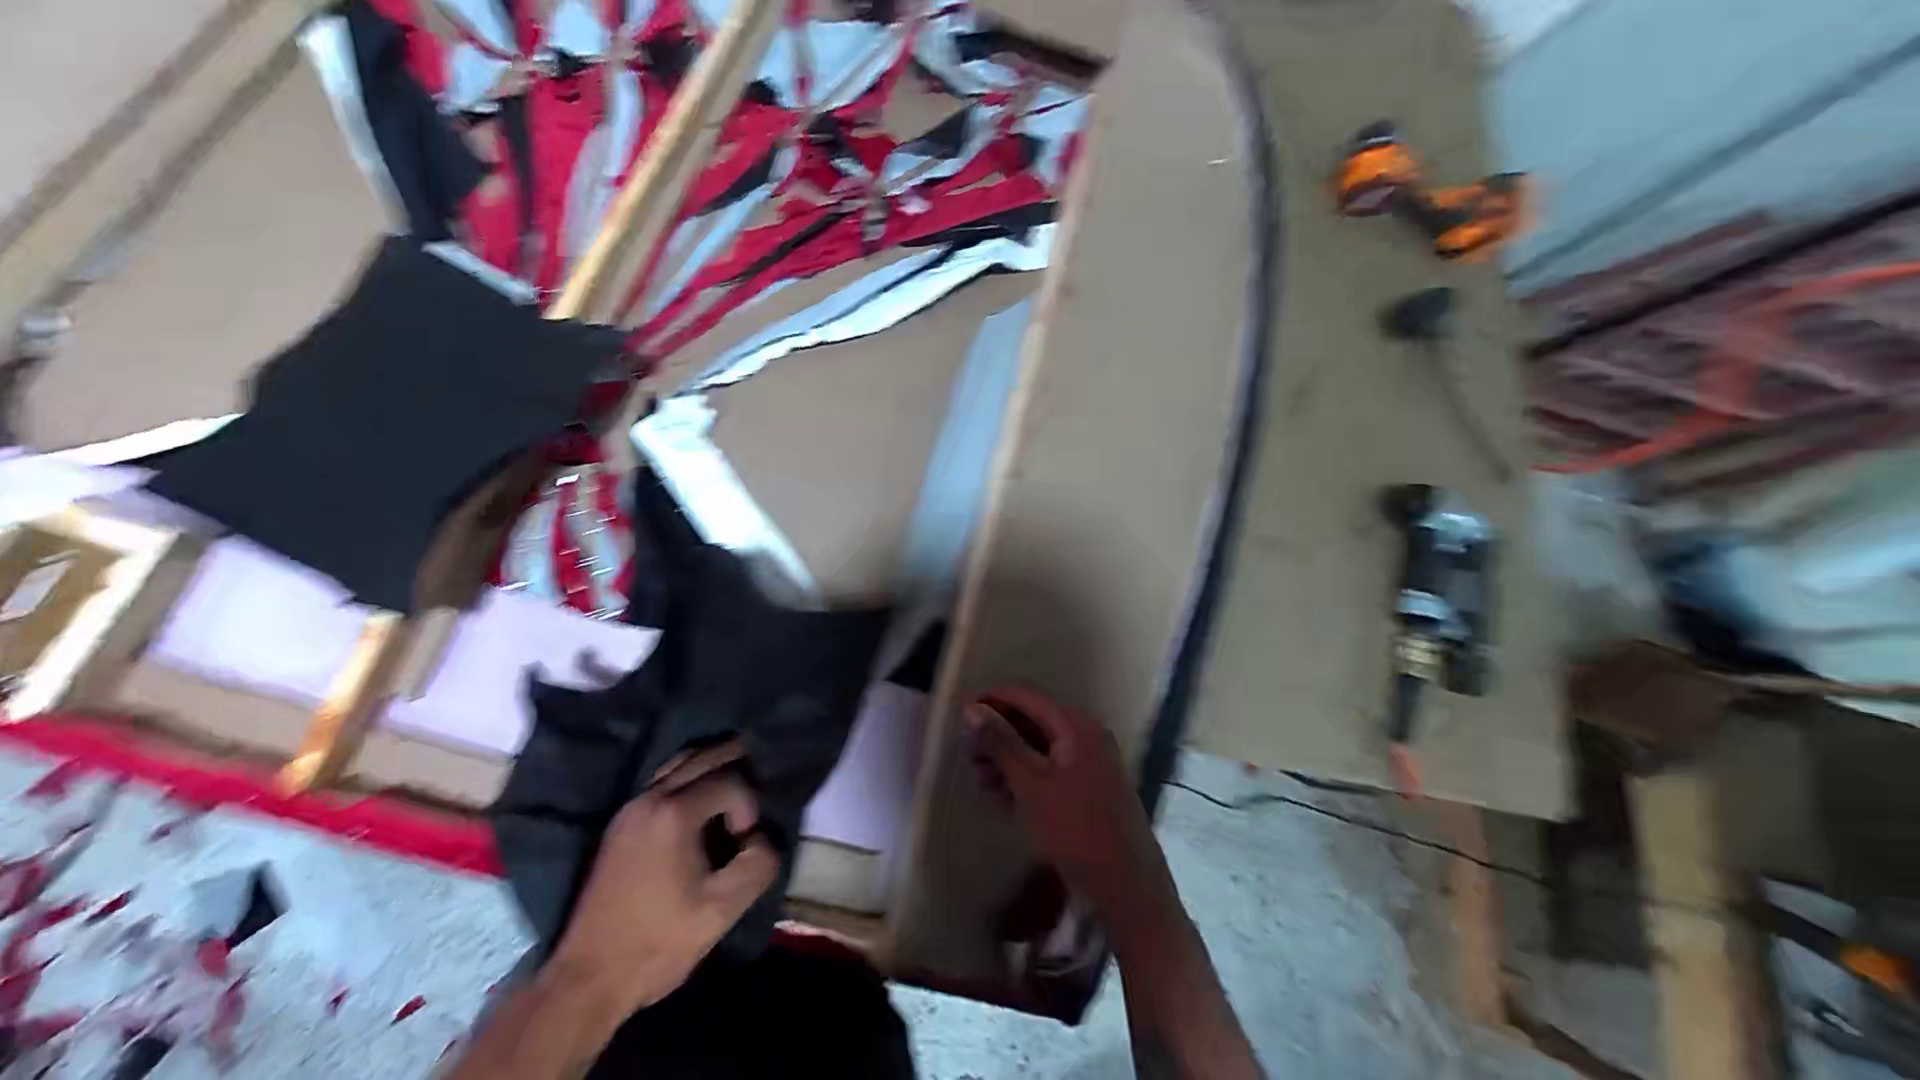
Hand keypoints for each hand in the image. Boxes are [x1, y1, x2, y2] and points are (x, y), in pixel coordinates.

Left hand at [547, 740, 778, 1015]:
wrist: (587, 978)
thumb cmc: (657, 942)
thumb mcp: (722, 910)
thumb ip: (757, 865)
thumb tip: (761, 841)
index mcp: (673, 814)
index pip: (728, 781)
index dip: (748, 803)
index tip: (746, 841)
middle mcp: (648, 800)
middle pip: (699, 758)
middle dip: (733, 758)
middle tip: (759, 763)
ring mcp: (628, 811)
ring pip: (675, 765)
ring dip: (707, 764)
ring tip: (734, 773)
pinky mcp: (619, 826)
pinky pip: (660, 782)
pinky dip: (686, 777)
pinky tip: (700, 797)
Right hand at [965, 686, 1174, 915]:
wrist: (1127, 885)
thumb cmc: (1074, 830)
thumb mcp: (1030, 785)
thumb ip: (1001, 743)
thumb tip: (972, 708)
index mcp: (1076, 725)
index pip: (1026, 696)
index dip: (991, 699)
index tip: (959, 713)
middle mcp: (1087, 733)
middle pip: (1033, 719)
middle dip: (998, 734)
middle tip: (969, 757)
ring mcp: (1092, 759)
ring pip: (1040, 744)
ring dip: (1008, 757)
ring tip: (983, 782)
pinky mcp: (1090, 783)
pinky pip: (1051, 764)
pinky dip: (1026, 774)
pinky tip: (1004, 795)